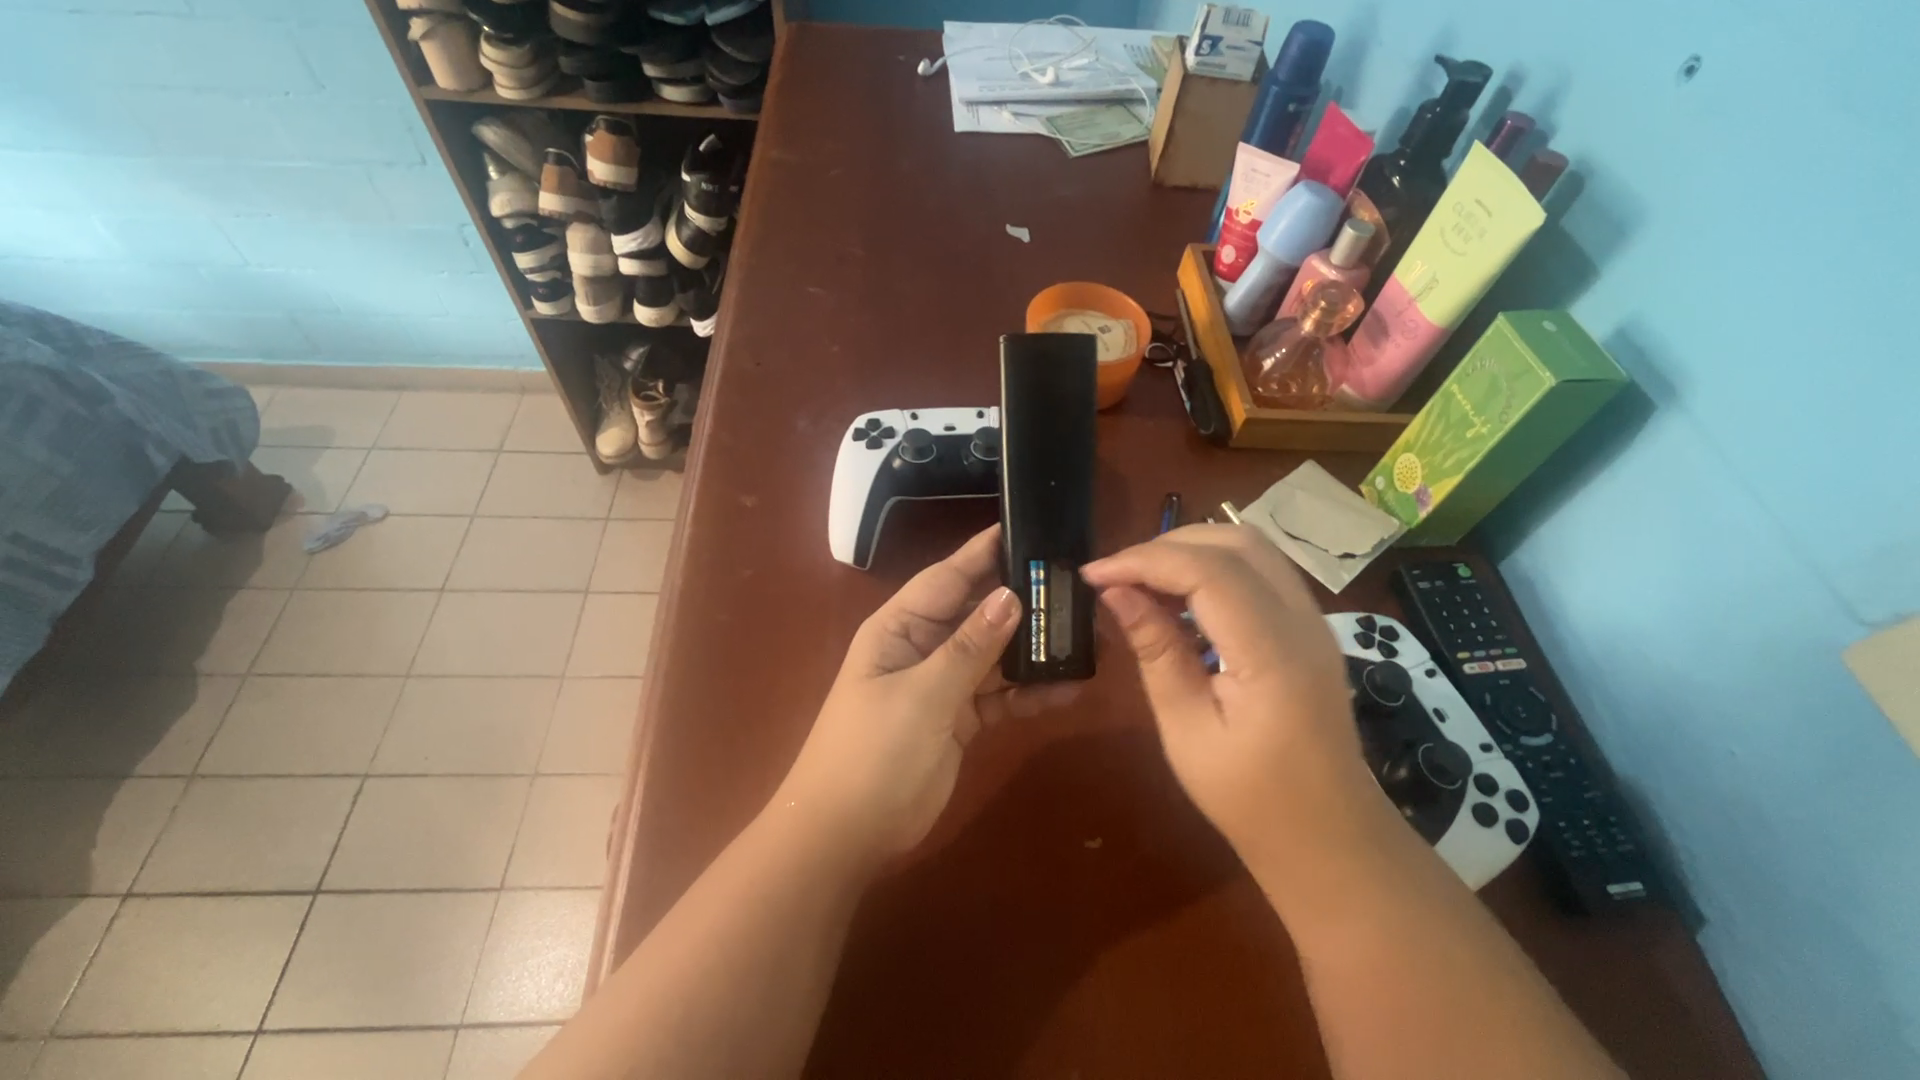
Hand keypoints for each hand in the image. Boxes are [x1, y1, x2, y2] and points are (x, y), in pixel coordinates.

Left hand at [777, 526, 1071, 862]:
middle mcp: (923, 646)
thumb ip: (969, 646)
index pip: (949, 576)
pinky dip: (1030, 693)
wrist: (847, 833)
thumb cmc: (872, 751)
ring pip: (996, 655)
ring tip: (1088, 637)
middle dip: (1023, 601)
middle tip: (1080, 587)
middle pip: (979, 613)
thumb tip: (1010, 595)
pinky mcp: (960, 720)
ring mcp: (943, 684)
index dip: (987, 552)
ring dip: (1035, 650)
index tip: (1032, 527)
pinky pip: (1001, 696)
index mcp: (901, 627)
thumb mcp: (922, 694)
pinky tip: (1070, 689)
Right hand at [1082, 525, 1371, 861]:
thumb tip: (1116, 594)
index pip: (1208, 572)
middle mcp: (1303, 622)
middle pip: (1234, 543)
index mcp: (1273, 654)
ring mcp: (1314, 622)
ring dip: (1192, 550)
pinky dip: (1215, 568)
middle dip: (1166, 546)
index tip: (1093, 577)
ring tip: (1141, 583)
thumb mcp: (1188, 732)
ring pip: (1252, 548)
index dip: (1144, 561)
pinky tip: (1180, 600)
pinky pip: (1262, 572)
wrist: (1331, 836)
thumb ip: (1157, 653)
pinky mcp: (1310, 629)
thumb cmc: (1252, 800)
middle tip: (1114, 577)